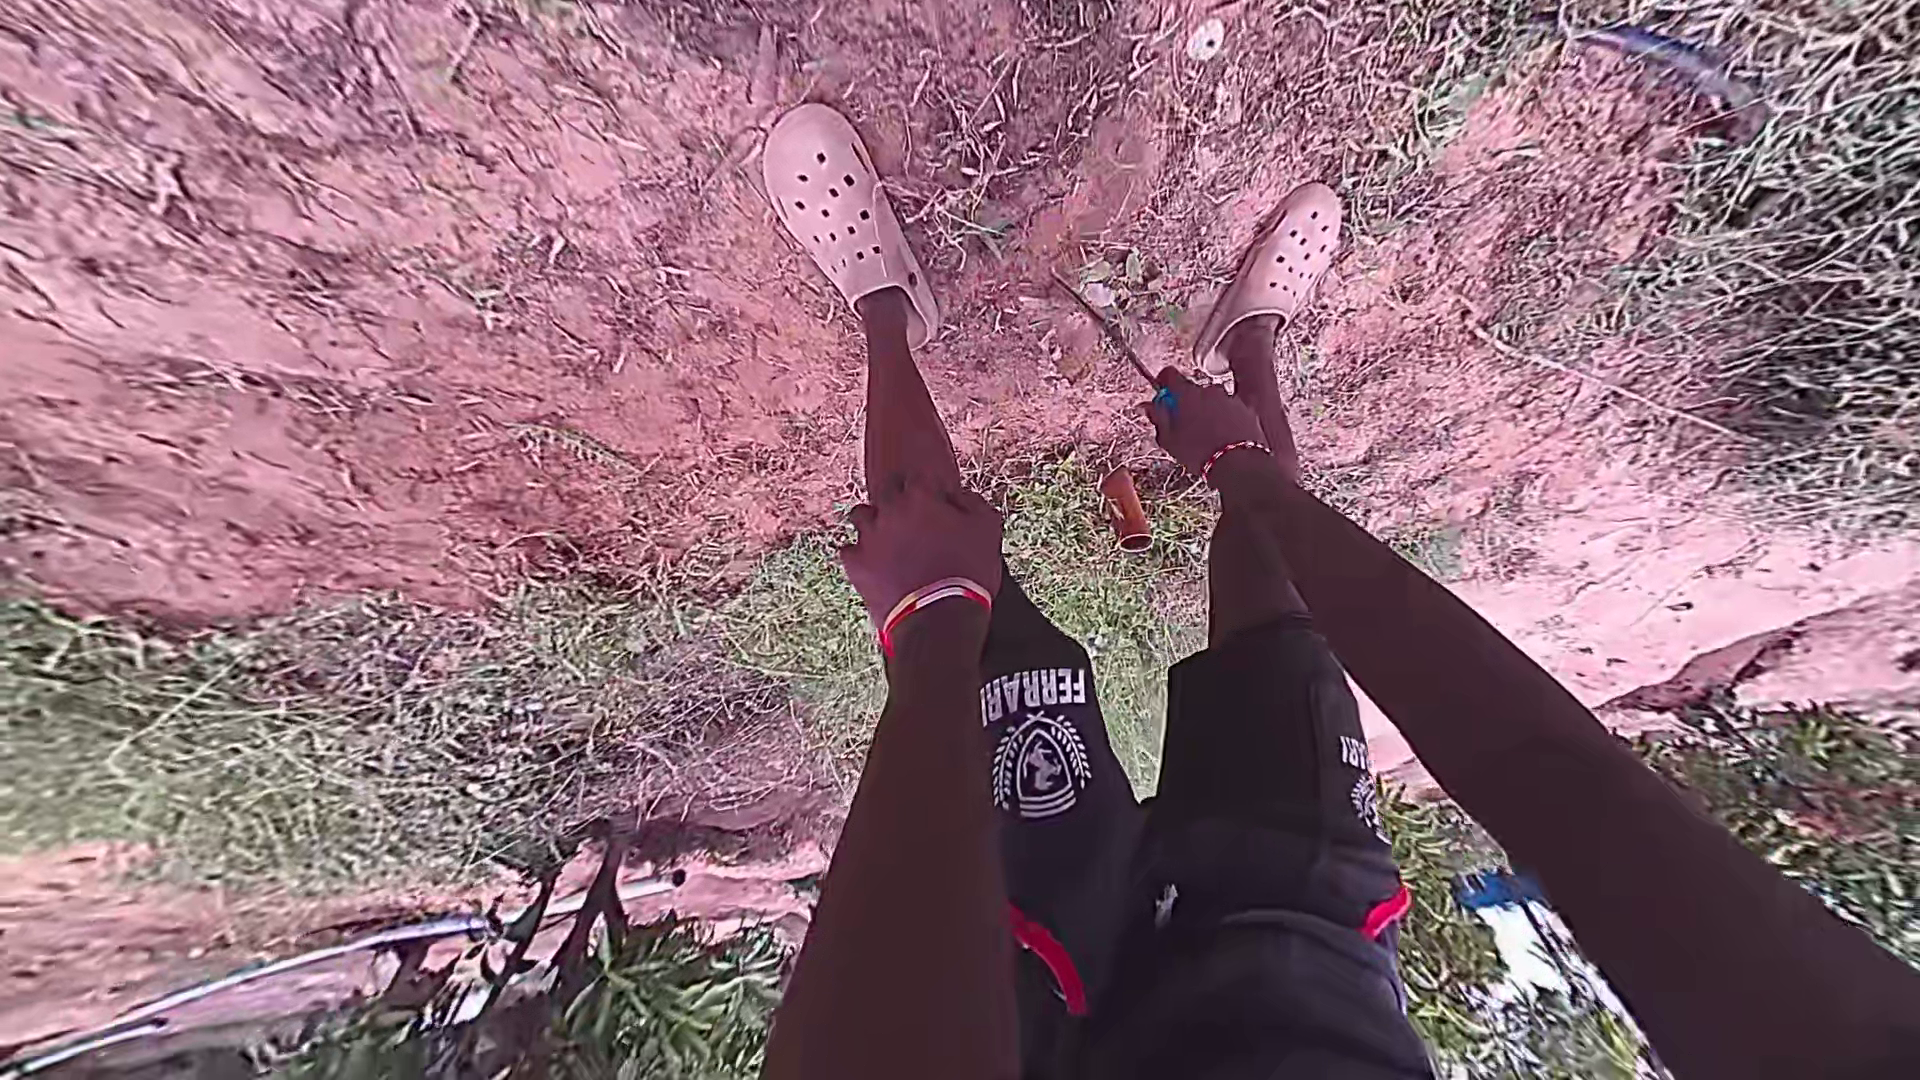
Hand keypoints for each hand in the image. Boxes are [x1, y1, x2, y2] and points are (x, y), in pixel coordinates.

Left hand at [840, 482, 1003, 626]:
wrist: (940, 617)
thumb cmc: (967, 572)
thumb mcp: (987, 530)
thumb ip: (972, 502)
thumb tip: (959, 495)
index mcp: (921, 496)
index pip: (919, 478)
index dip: (929, 492)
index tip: (935, 505)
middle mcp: (890, 509)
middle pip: (887, 491)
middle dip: (899, 500)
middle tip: (913, 519)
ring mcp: (869, 536)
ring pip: (861, 515)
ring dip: (874, 522)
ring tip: (889, 538)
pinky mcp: (856, 563)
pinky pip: (849, 550)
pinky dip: (860, 554)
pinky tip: (875, 563)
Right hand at [1142, 367, 1268, 476]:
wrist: (1237, 464)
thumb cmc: (1199, 453)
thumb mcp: (1169, 439)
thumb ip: (1157, 418)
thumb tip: (1146, 406)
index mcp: (1186, 395)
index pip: (1169, 375)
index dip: (1163, 383)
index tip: (1162, 396)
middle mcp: (1209, 390)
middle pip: (1192, 390)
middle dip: (1186, 403)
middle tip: (1182, 426)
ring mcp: (1230, 398)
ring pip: (1212, 399)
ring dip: (1206, 411)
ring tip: (1204, 436)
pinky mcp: (1246, 409)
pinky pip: (1230, 408)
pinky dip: (1224, 418)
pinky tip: (1221, 436)